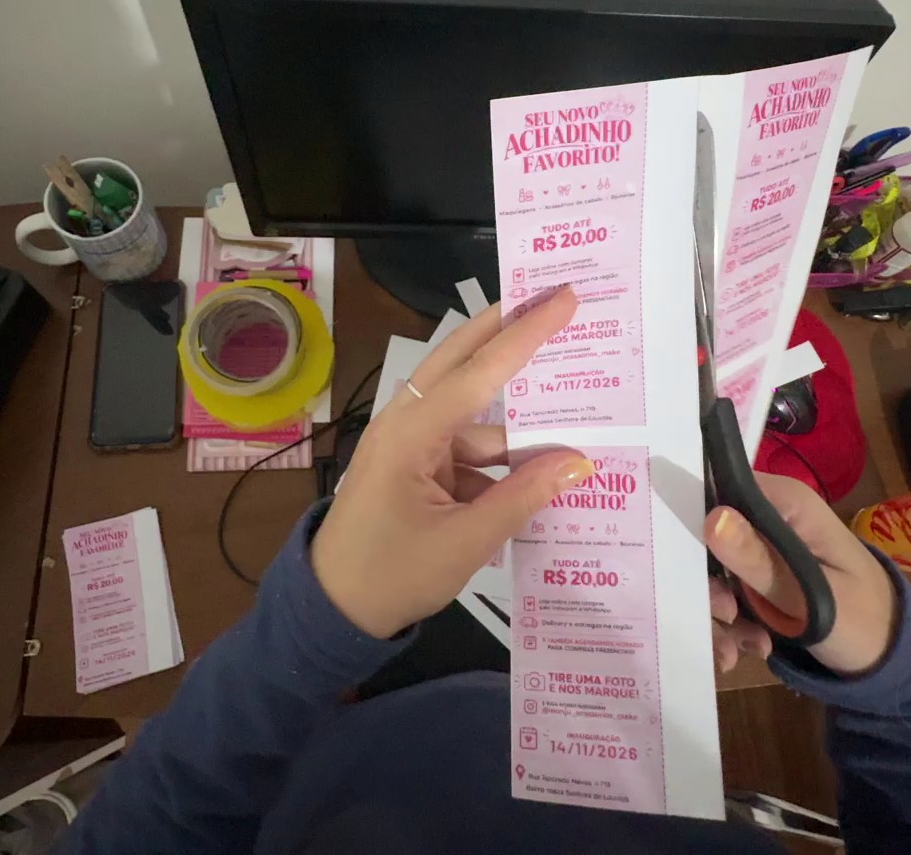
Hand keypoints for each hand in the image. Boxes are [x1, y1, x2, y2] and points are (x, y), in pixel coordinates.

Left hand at [312, 290, 594, 638]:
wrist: (332, 612)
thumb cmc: (390, 576)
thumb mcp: (464, 543)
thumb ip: (523, 498)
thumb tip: (578, 461)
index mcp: (409, 432)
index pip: (477, 371)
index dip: (525, 334)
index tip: (562, 298)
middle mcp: (408, 424)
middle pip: (465, 366)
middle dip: (509, 334)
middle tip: (556, 302)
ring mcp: (412, 444)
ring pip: (475, 419)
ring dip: (517, 429)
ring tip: (573, 424)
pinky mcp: (417, 467)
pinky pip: (469, 450)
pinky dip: (501, 463)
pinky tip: (538, 478)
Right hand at [705, 472, 896, 675]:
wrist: (894, 665)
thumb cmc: (866, 623)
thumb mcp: (810, 598)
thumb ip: (759, 560)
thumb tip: (713, 517)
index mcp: (785, 502)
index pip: (718, 492)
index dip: (695, 529)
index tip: (694, 579)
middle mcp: (770, 514)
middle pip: (709, 536)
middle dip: (709, 586)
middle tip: (724, 620)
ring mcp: (763, 544)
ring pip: (713, 568)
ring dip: (717, 613)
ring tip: (734, 651)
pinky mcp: (759, 571)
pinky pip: (726, 588)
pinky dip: (729, 622)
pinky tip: (746, 647)